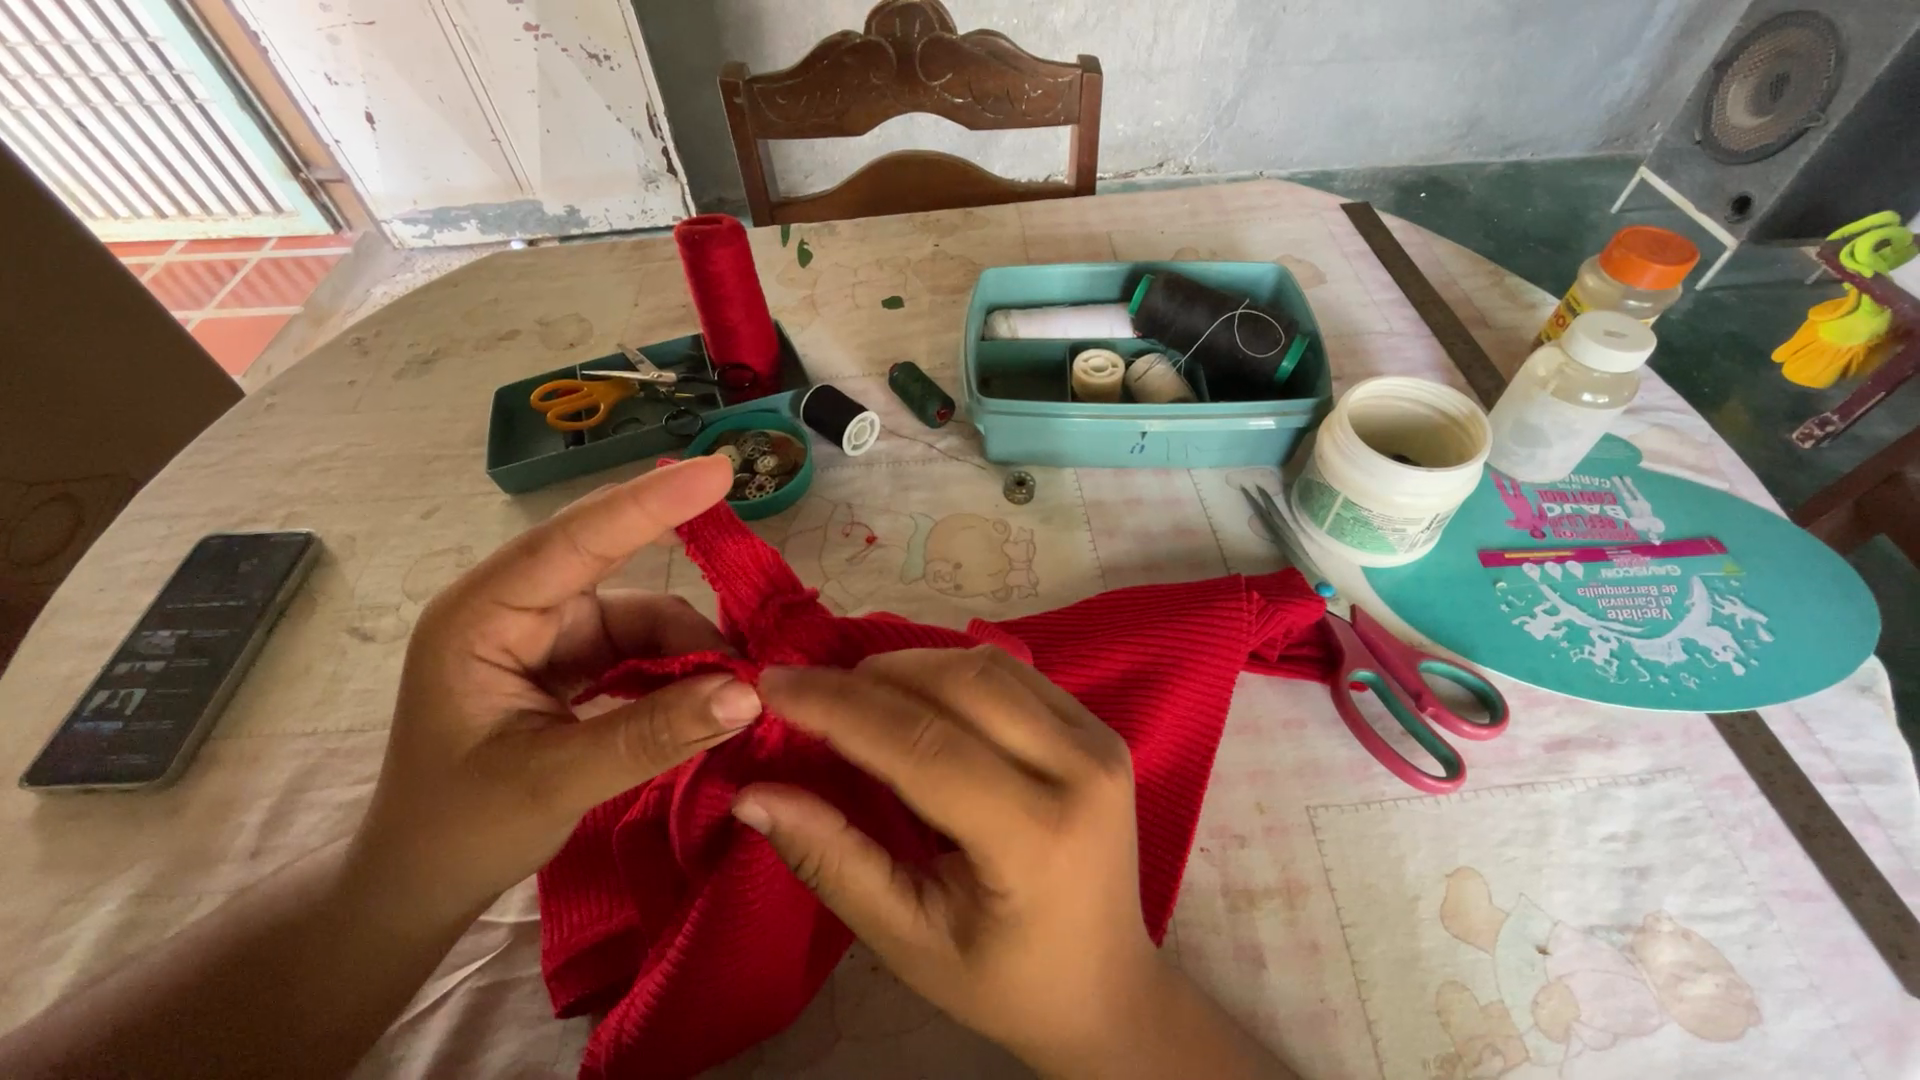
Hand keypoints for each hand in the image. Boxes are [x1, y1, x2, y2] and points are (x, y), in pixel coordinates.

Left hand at [348, 456, 759, 918]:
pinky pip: (643, 649)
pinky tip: (710, 698)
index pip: (573, 541)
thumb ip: (652, 734)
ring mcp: (547, 635)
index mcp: (482, 616)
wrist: (420, 882)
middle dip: (685, 582)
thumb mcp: (554, 782)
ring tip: (738, 695)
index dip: (648, 505)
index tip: (718, 471)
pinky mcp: (573, 664)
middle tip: (757, 592)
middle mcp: (515, 609)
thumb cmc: (459, 829)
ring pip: (642, 618)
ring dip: (692, 650)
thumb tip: (749, 695)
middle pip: (616, 570)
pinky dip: (681, 670)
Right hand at [731, 647, 1168, 1072]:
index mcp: (1037, 837)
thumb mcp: (908, 941)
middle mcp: (1080, 771)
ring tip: (854, 694)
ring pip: (988, 665)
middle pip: (960, 683)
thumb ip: (832, 861)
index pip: (923, 745)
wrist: (1106, 988)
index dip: (840, 707)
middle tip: (808, 690)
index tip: (773, 684)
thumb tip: (753, 794)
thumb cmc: (1004, 981)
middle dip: (871, 675)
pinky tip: (914, 697)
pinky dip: (951, 672)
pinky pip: (1014, 674)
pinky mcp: (1101, 729)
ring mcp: (1100, 741)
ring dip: (911, 665)